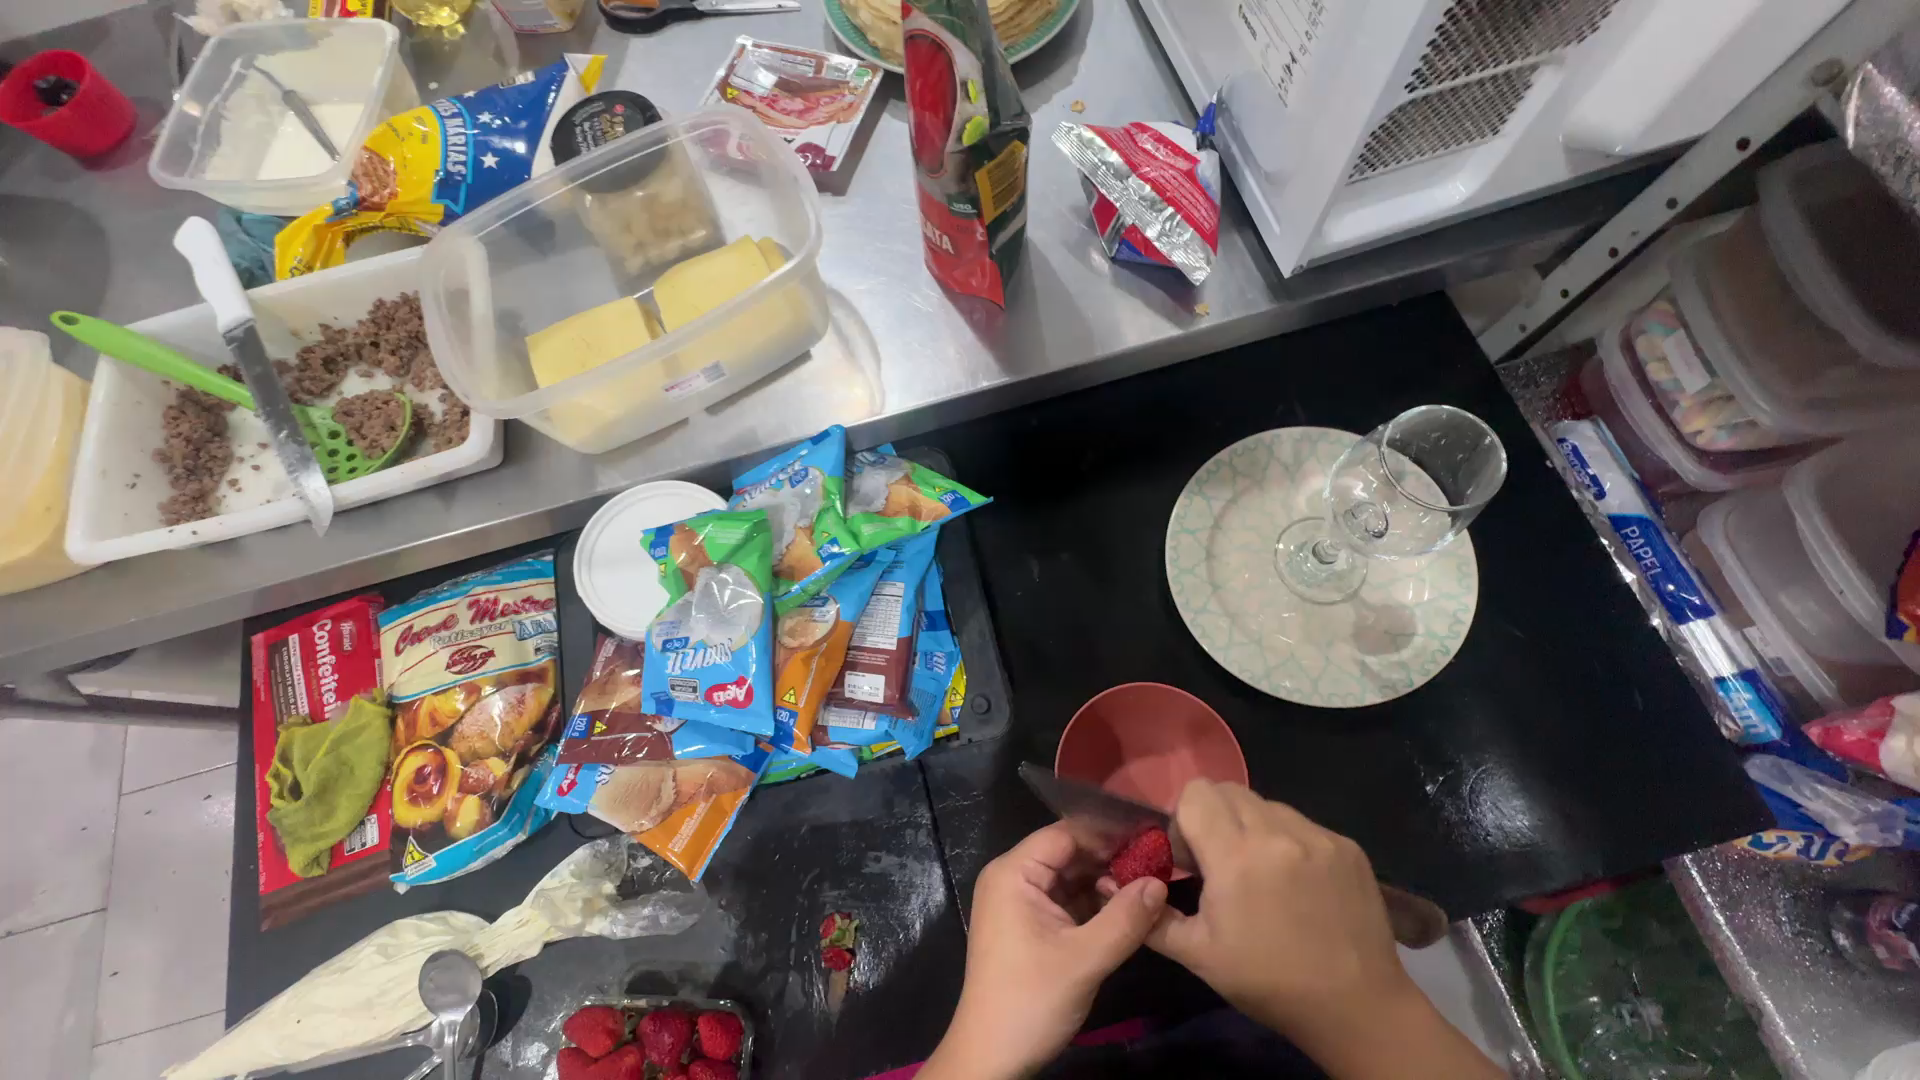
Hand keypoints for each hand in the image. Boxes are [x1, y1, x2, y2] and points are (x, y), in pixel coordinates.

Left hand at [920, 823, 1167, 1079]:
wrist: (991, 1058)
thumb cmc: (1031, 1000)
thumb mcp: (1084, 959)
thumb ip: (1125, 918)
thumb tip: (1161, 882)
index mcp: (1014, 872)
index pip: (1065, 834)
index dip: (1107, 834)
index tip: (1151, 838)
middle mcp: (1013, 878)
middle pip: (1068, 853)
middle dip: (1110, 859)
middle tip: (1159, 864)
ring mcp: (1020, 902)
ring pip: (1070, 877)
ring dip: (1105, 882)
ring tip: (1150, 884)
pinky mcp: (1029, 925)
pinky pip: (1066, 901)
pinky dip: (1094, 903)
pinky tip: (1127, 909)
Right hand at [1144, 781, 1499, 1079]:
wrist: (1358, 1009)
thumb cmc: (1268, 983)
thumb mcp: (1198, 955)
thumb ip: (1151, 915)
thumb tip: (1115, 886)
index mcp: (1236, 856)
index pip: (1196, 793)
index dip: (1184, 819)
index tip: (1191, 857)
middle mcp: (1277, 833)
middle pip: (1227, 790)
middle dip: (1213, 817)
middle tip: (1220, 862)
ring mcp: (1318, 836)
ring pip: (1266, 803)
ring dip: (1251, 827)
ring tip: (1261, 874)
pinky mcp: (1347, 846)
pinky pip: (1301, 823)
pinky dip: (1287, 841)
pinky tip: (1297, 884)